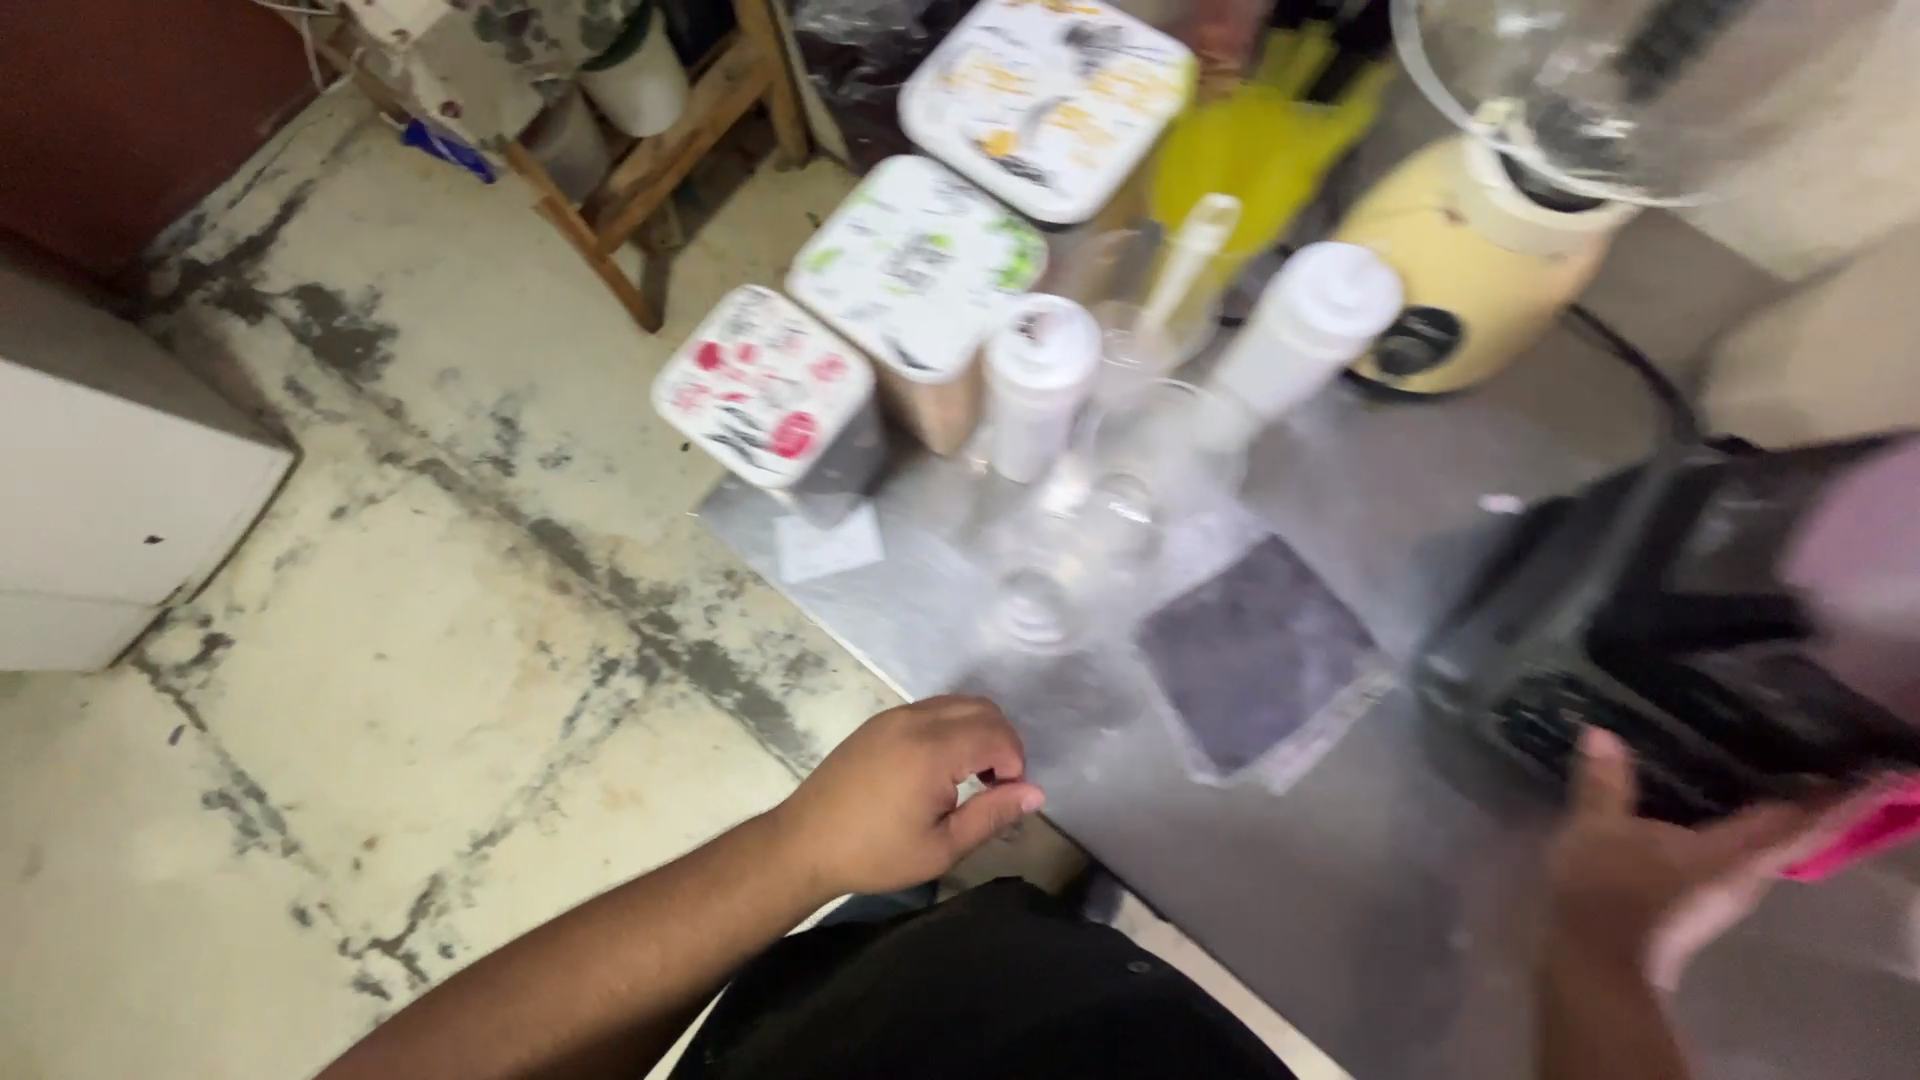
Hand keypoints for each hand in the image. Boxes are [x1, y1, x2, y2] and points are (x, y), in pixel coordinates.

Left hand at [768, 695, 1045, 899]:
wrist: (805, 842)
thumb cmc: (875, 853)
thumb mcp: (941, 847)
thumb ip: (992, 815)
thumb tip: (1036, 793)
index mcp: (932, 750)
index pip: (997, 733)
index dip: (1015, 761)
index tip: (1006, 795)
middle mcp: (916, 720)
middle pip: (982, 708)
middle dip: (1002, 741)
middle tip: (996, 785)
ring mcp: (895, 715)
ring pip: (958, 703)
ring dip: (978, 730)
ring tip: (972, 776)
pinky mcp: (880, 720)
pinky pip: (932, 708)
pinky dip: (953, 725)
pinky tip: (942, 765)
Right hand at [1548, 728, 1877, 990]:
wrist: (1596, 959)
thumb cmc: (1608, 888)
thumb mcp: (1596, 829)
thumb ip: (1605, 784)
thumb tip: (1602, 732)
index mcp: (1734, 855)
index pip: (1800, 821)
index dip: (1839, 797)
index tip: (1874, 771)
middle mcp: (1745, 877)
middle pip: (1794, 838)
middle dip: (1812, 806)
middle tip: (1817, 766)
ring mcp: (1723, 894)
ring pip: (1765, 850)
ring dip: (1775, 821)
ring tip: (1766, 784)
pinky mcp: (1700, 902)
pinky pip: (1736, 858)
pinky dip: (1740, 834)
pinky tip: (1711, 818)